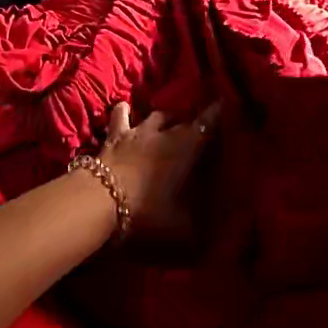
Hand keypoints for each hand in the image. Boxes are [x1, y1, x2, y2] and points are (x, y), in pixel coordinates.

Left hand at [98, 101, 218, 239]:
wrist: (102, 199)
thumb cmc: (148, 210)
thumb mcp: (184, 225)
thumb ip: (202, 224)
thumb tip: (218, 227)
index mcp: (186, 148)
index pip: (206, 124)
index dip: (216, 112)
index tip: (225, 100)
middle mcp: (165, 132)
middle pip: (183, 120)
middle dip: (193, 122)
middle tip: (199, 128)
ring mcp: (138, 130)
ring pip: (156, 114)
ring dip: (165, 117)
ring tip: (169, 120)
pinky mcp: (115, 134)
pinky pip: (121, 114)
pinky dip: (124, 110)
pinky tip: (124, 107)